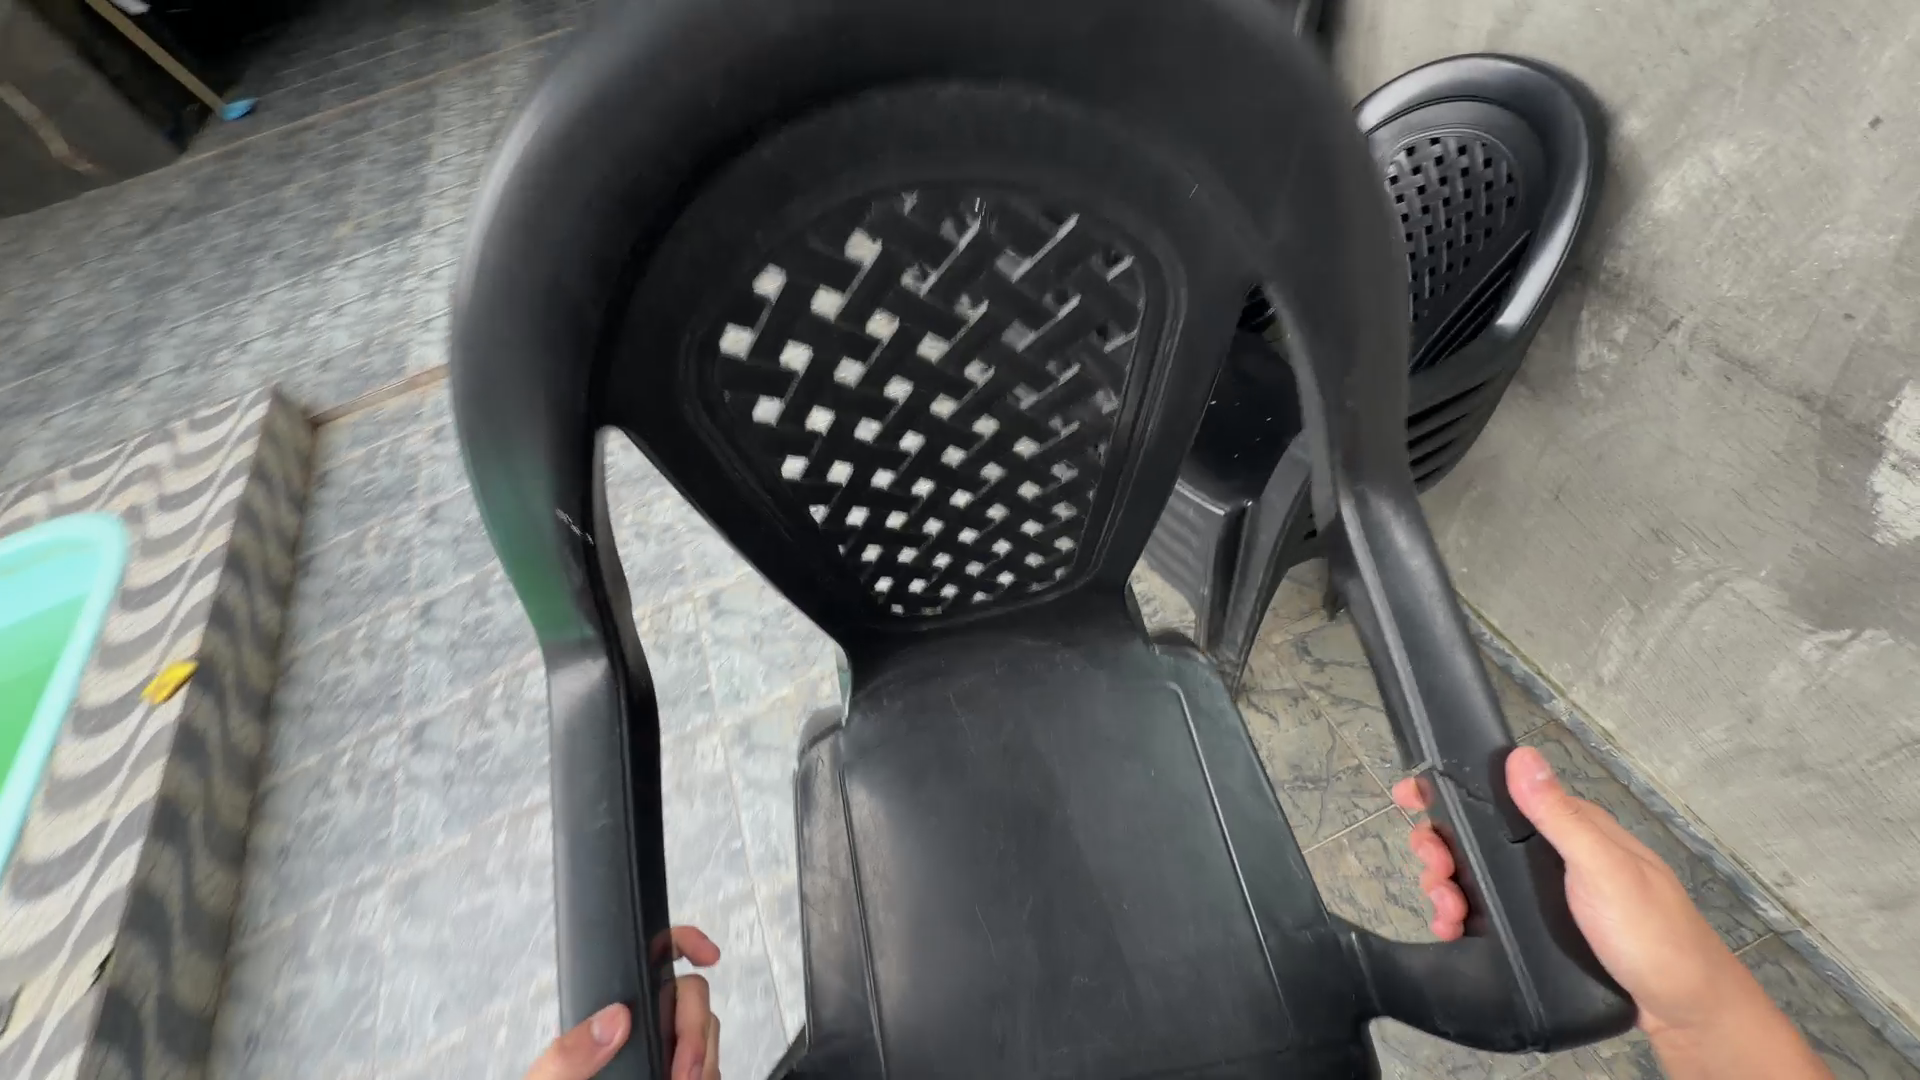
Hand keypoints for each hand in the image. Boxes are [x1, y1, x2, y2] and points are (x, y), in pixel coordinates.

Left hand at [523, 926, 722, 1079]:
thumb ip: (565, 1059)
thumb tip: (615, 1018)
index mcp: (602, 1021)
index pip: (647, 961)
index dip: (682, 943)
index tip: (708, 956)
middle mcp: (635, 1032)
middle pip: (688, 996)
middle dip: (697, 1030)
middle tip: (685, 1074)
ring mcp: (658, 1058)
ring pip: (705, 1033)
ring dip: (705, 1060)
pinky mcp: (678, 1077)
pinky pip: (709, 1066)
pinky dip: (709, 1074)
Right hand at [1393, 747, 1741, 1035]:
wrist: (1687, 1015)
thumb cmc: (1655, 937)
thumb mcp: (1606, 869)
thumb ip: (1560, 815)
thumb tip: (1520, 756)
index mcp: (1566, 826)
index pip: (1493, 793)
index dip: (1446, 791)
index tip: (1409, 796)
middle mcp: (1547, 851)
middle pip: (1469, 834)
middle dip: (1438, 849)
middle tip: (1433, 871)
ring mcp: (1538, 889)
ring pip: (1469, 873)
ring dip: (1443, 886)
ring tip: (1444, 911)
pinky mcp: (1531, 923)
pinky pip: (1478, 907)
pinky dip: (1455, 914)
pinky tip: (1450, 927)